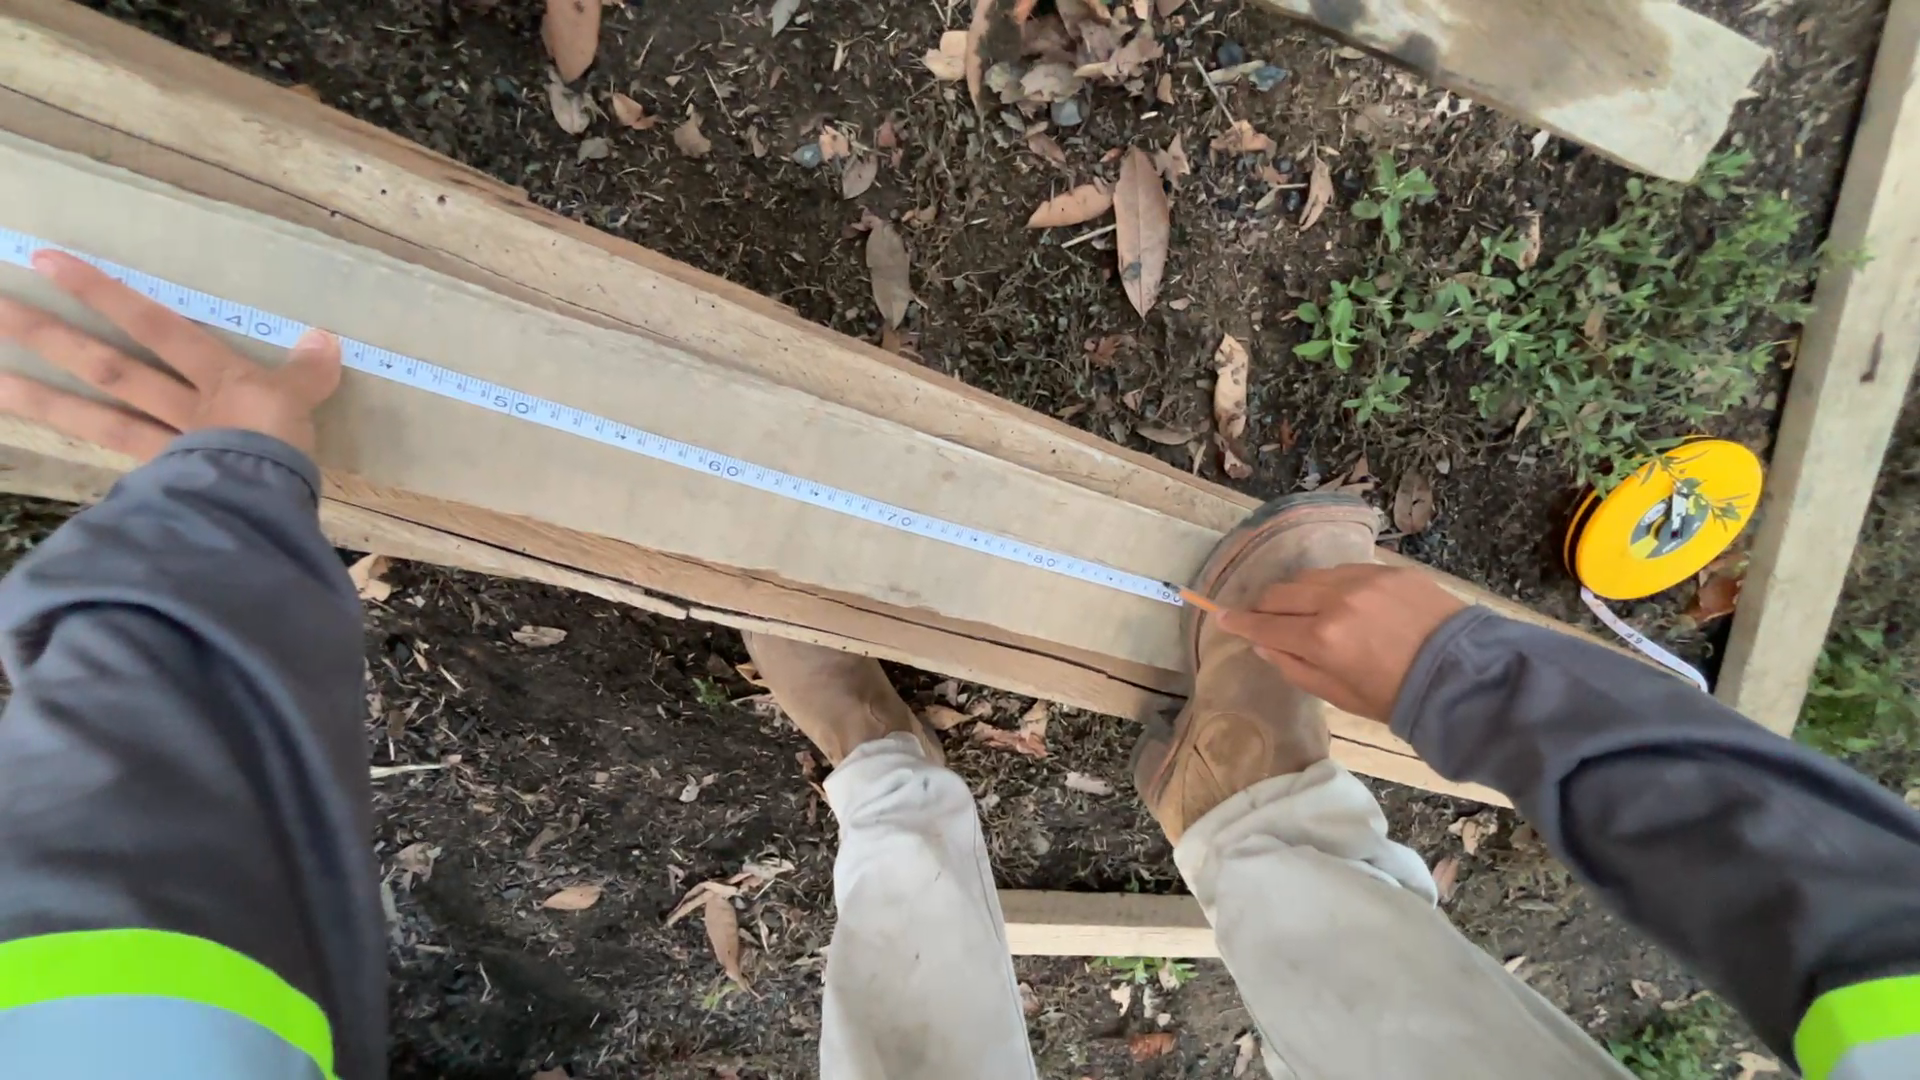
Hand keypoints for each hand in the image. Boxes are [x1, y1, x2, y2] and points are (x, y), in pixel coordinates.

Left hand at [0, 250, 341, 460]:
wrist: (263, 493)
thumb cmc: (286, 440)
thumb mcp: (305, 401)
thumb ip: (308, 374)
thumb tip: (324, 338)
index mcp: (222, 380)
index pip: (160, 328)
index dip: (108, 295)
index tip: (49, 261)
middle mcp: (184, 403)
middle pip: (112, 366)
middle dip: (50, 337)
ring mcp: (169, 441)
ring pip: (97, 412)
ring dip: (39, 396)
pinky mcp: (168, 476)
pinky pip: (116, 455)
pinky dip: (82, 444)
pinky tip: (43, 432)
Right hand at [1213, 563, 1469, 722]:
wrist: (1471, 674)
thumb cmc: (1400, 697)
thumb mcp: (1342, 696)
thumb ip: (1295, 669)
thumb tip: (1263, 648)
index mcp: (1322, 639)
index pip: (1264, 626)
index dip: (1238, 622)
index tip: (1220, 616)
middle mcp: (1335, 602)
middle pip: (1279, 594)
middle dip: (1262, 606)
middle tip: (1260, 616)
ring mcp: (1362, 580)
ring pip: (1308, 577)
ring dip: (1296, 593)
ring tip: (1302, 608)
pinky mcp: (1386, 570)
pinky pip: (1342, 571)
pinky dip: (1330, 585)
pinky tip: (1340, 601)